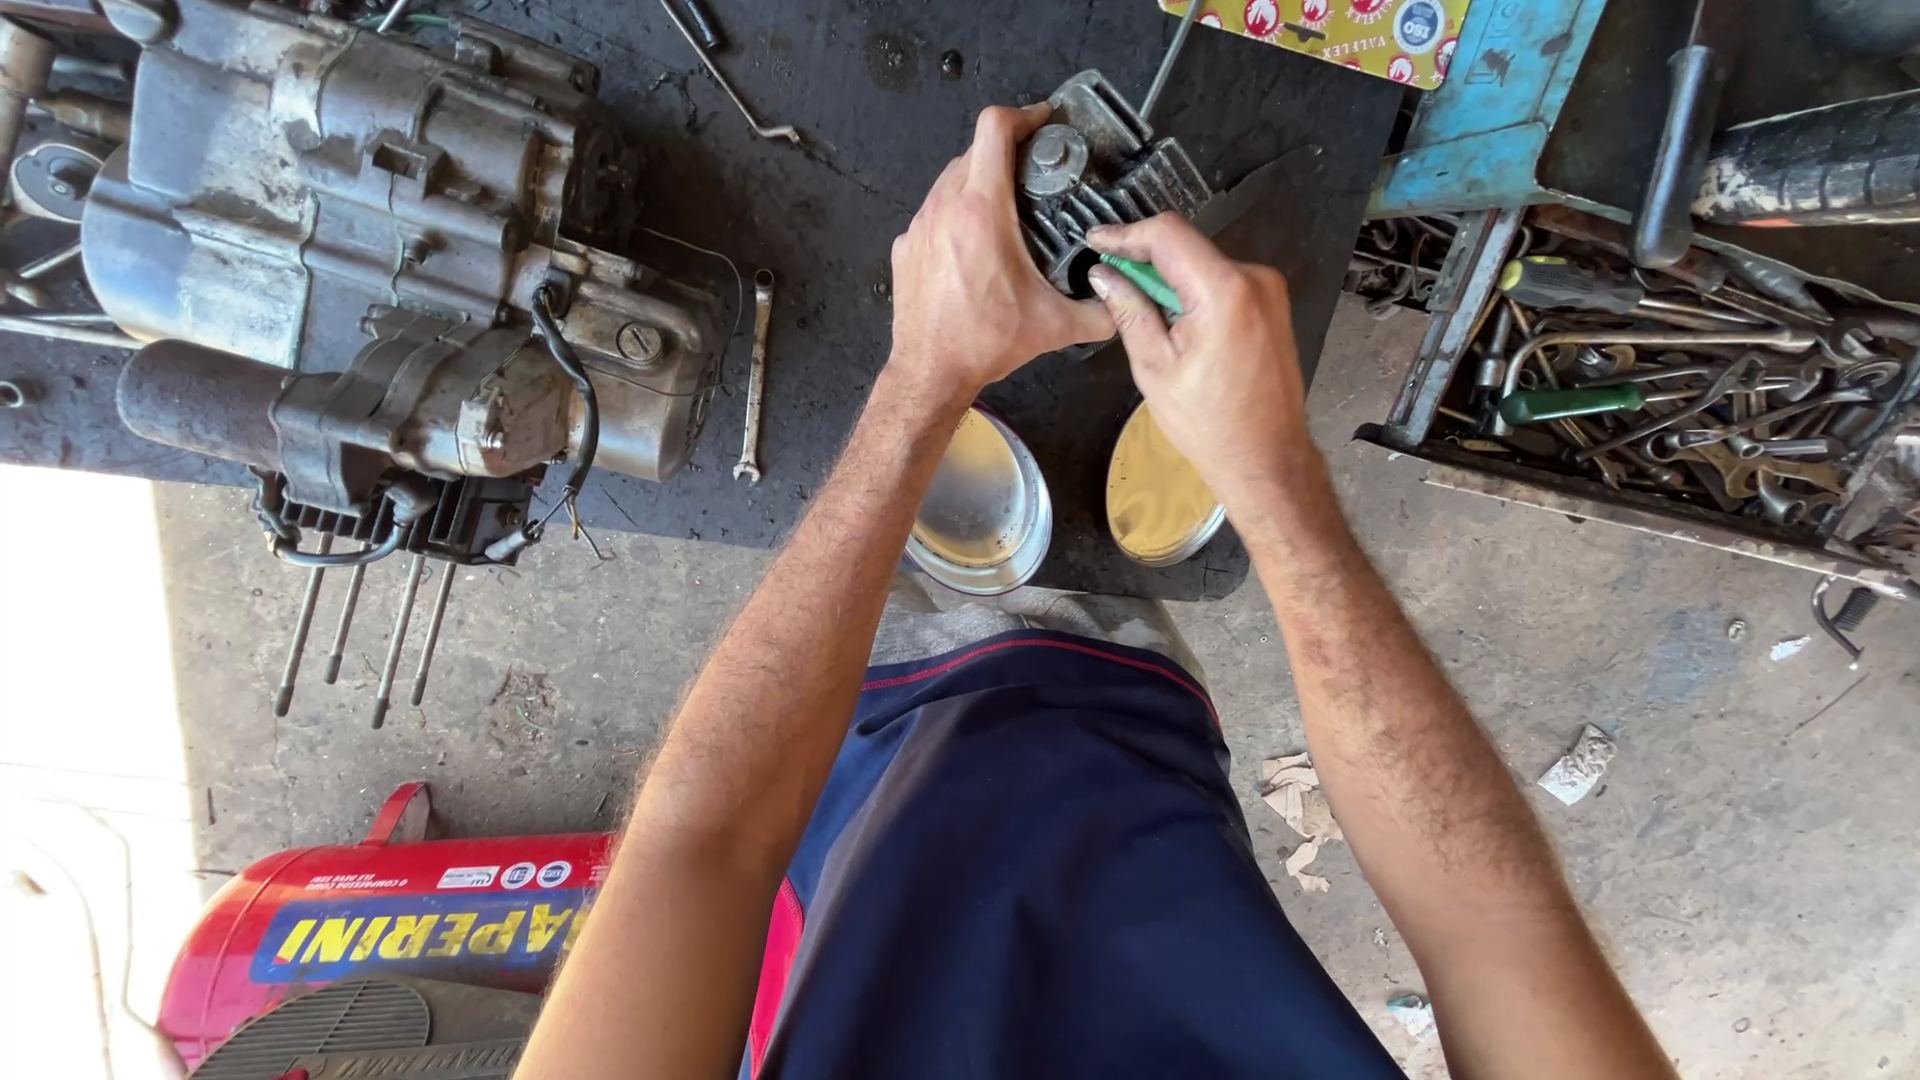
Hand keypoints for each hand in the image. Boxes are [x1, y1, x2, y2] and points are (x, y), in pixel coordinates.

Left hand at [888, 104, 1113, 396]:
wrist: (930, 372)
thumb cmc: (984, 343)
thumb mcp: (1052, 327)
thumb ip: (1098, 314)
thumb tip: (1122, 307)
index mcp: (981, 211)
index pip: (995, 129)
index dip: (1023, 116)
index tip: (1042, 124)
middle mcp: (944, 208)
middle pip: (972, 152)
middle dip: (1003, 155)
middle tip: (1032, 175)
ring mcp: (919, 228)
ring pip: (948, 183)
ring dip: (976, 184)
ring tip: (1003, 209)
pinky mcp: (904, 249)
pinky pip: (931, 216)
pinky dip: (953, 218)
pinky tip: (971, 247)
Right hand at [1085, 214, 1319, 509]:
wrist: (1264, 456)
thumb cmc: (1207, 422)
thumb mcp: (1154, 367)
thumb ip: (1129, 310)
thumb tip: (1103, 274)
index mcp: (1223, 291)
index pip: (1168, 234)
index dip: (1126, 233)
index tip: (1096, 241)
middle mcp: (1254, 279)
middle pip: (1186, 249)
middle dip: (1145, 262)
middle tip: (1111, 283)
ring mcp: (1269, 291)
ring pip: (1203, 267)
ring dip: (1169, 282)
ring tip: (1146, 318)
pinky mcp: (1272, 305)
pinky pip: (1223, 285)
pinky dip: (1193, 295)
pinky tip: (1178, 328)